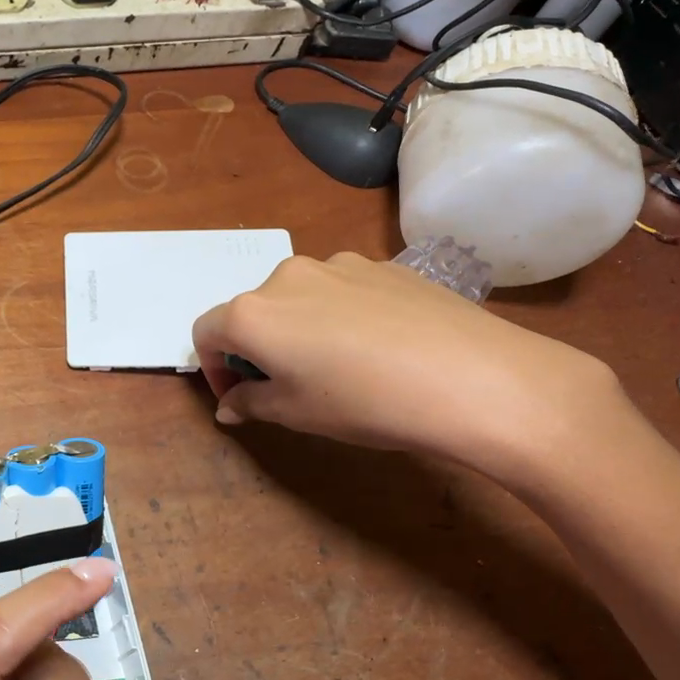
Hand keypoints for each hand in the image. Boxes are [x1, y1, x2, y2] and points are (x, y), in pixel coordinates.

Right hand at [190, 252, 622, 477]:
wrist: (474, 378)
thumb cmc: (363, 402)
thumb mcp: (295, 413)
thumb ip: (250, 404)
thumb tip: (230, 406)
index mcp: (252, 313)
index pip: (205, 332)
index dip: (213, 368)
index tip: (239, 397)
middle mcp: (287, 277)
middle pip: (252, 310)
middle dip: (257, 347)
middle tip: (286, 387)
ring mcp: (340, 265)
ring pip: (300, 298)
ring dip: (300, 329)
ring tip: (338, 367)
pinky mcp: (386, 266)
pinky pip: (344, 291)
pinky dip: (341, 317)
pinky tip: (379, 349)